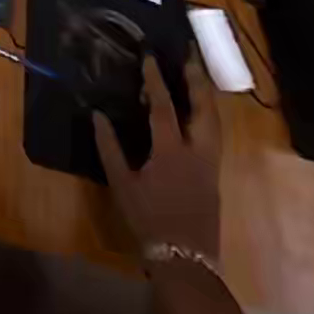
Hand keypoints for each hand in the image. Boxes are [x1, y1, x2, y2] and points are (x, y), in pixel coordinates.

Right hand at [94, 56, 221, 262]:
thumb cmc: (148, 219)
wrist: (185, 259)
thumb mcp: (121, 182)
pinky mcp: (215, 173)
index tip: (150, 56)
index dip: (156, 80)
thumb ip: (109, 147)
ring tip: (197, 74)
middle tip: (190, 54)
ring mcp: (211, 163)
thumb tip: (97, 115)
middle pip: (203, 108)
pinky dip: (207, 113)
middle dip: (197, 79)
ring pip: (215, 120)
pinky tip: (199, 109)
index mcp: (171, 151)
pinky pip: (215, 133)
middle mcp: (197, 152)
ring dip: (206, 94)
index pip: (164, 107)